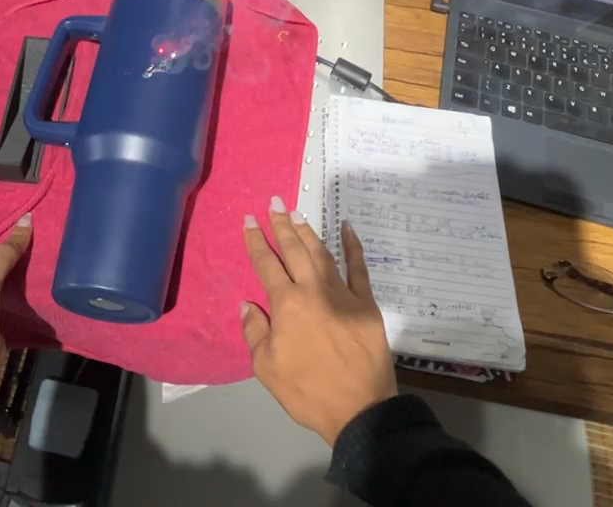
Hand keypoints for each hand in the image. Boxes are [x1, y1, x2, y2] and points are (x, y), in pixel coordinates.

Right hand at [241, 196, 396, 445]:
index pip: (267, 264)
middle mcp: (313, 290)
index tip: (249, 220)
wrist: (359, 409)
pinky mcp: (365, 302)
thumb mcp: (267, 368)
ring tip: (297, 214)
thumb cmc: (308, 391)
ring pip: (321, 253)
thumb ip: (255, 333)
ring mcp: (342, 293)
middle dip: (281, 225)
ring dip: (308, 232)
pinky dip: (353, 245)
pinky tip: (347, 227)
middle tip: (274, 203)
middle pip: (293, 250)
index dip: (256, 241)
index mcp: (286, 304)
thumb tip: (248, 304)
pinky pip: (358, 267)